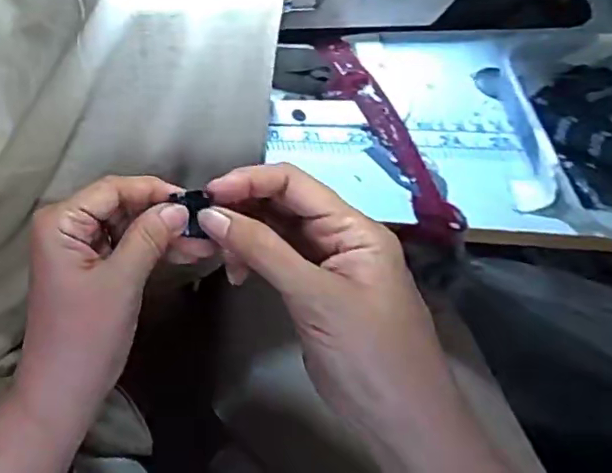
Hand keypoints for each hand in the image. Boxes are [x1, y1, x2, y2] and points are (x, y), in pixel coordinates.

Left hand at [0, 176, 213, 472]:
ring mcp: (74, 244)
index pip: (110, 189)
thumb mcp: (121, 282)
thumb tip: (178, 206)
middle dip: (158, 211)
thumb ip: (148, 238)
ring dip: (159, 230)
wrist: (60, 393)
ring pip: (123, 224)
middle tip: (202, 220)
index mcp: (59, 219)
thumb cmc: (85, 336)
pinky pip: (121, 244)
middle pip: (117, 204)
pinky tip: (182, 250)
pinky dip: (148, 248)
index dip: (150, 189)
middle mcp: (62, 223)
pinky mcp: (86, 265)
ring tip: (202, 237)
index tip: (192, 197)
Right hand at [199, 164, 505, 472]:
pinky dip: (248, 256)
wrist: (406, 430)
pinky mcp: (309, 286)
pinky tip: (235, 271)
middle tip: (204, 221)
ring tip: (217, 251)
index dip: (249, 180)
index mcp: (353, 228)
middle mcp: (338, 236)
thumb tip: (210, 213)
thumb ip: (262, 249)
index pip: (293, 182)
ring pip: (271, 227)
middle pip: (279, 201)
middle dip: (240, 207)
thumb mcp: (315, 297)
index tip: (210, 193)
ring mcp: (324, 261)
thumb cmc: (371, 356)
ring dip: (241, 233)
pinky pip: (271, 254)